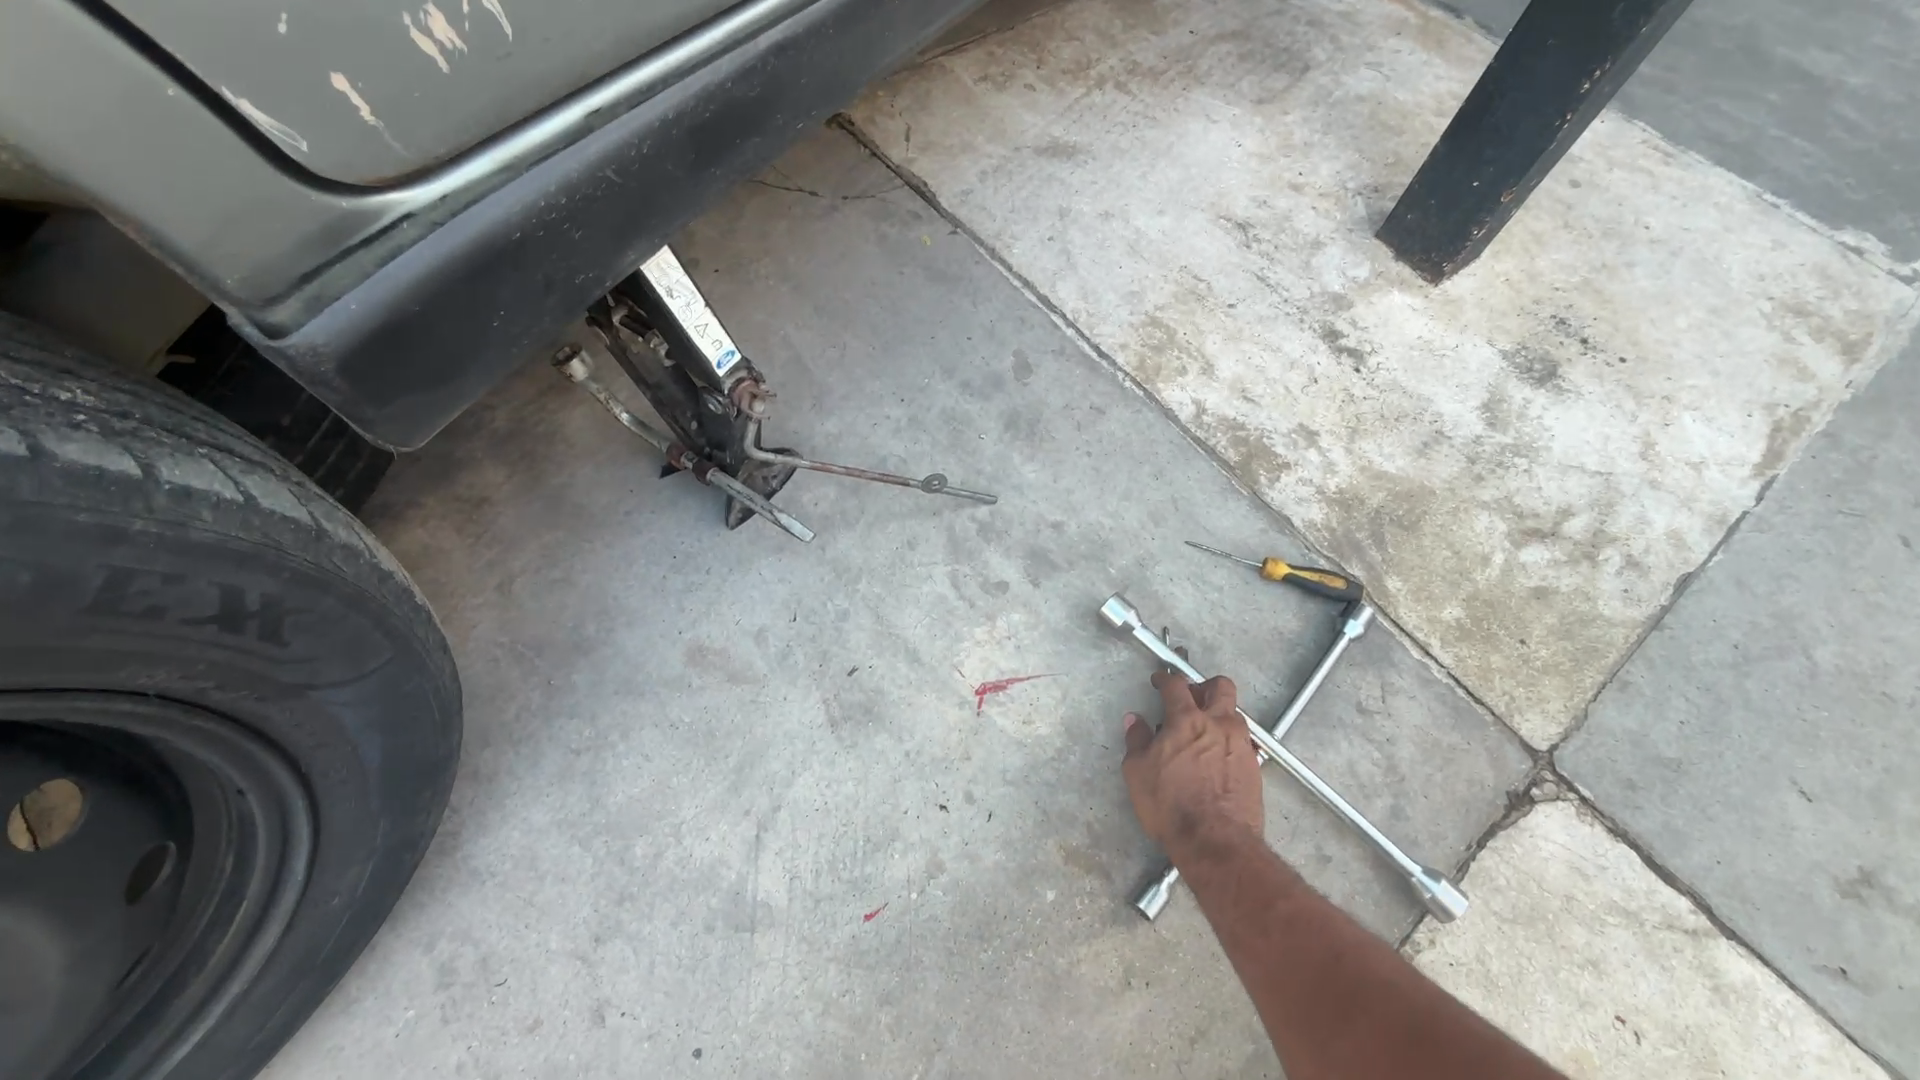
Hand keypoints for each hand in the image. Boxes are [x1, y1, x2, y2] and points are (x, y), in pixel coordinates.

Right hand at [1122, 671, 1263, 860]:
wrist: (1216, 841)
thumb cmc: (1171, 805)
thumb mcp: (1138, 773)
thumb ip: (1137, 740)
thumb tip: (1135, 720)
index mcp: (1186, 720)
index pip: (1176, 686)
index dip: (1166, 679)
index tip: (1160, 681)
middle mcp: (1218, 724)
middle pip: (1220, 687)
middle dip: (1204, 686)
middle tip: (1191, 697)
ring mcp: (1240, 744)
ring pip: (1234, 713)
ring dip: (1219, 714)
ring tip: (1203, 730)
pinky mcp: (1254, 766)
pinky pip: (1242, 741)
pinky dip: (1228, 741)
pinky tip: (1216, 757)